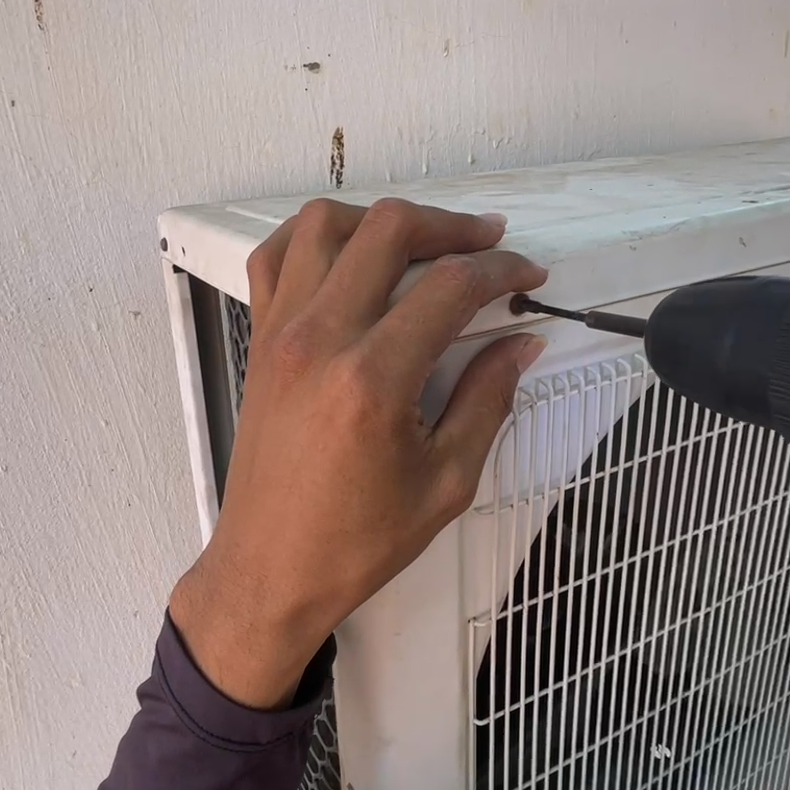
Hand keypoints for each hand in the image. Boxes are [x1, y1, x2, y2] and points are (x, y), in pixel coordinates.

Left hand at [168, 198, 547, 708]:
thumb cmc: (359, 541)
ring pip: (326, 224)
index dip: (503, 271)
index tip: (529, 279)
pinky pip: (276, 256)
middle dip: (452, 227)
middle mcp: (320, 338)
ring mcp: (280, 332)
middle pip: (389, 230)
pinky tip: (349, 255)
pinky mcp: (260, 340)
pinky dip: (315, 237)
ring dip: (382, 220)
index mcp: (374, 379)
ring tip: (421, 245)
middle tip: (489, 245)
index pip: (451, 287)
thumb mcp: (446, 481)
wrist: (270, 568)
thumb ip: (487, 400)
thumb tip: (522, 344)